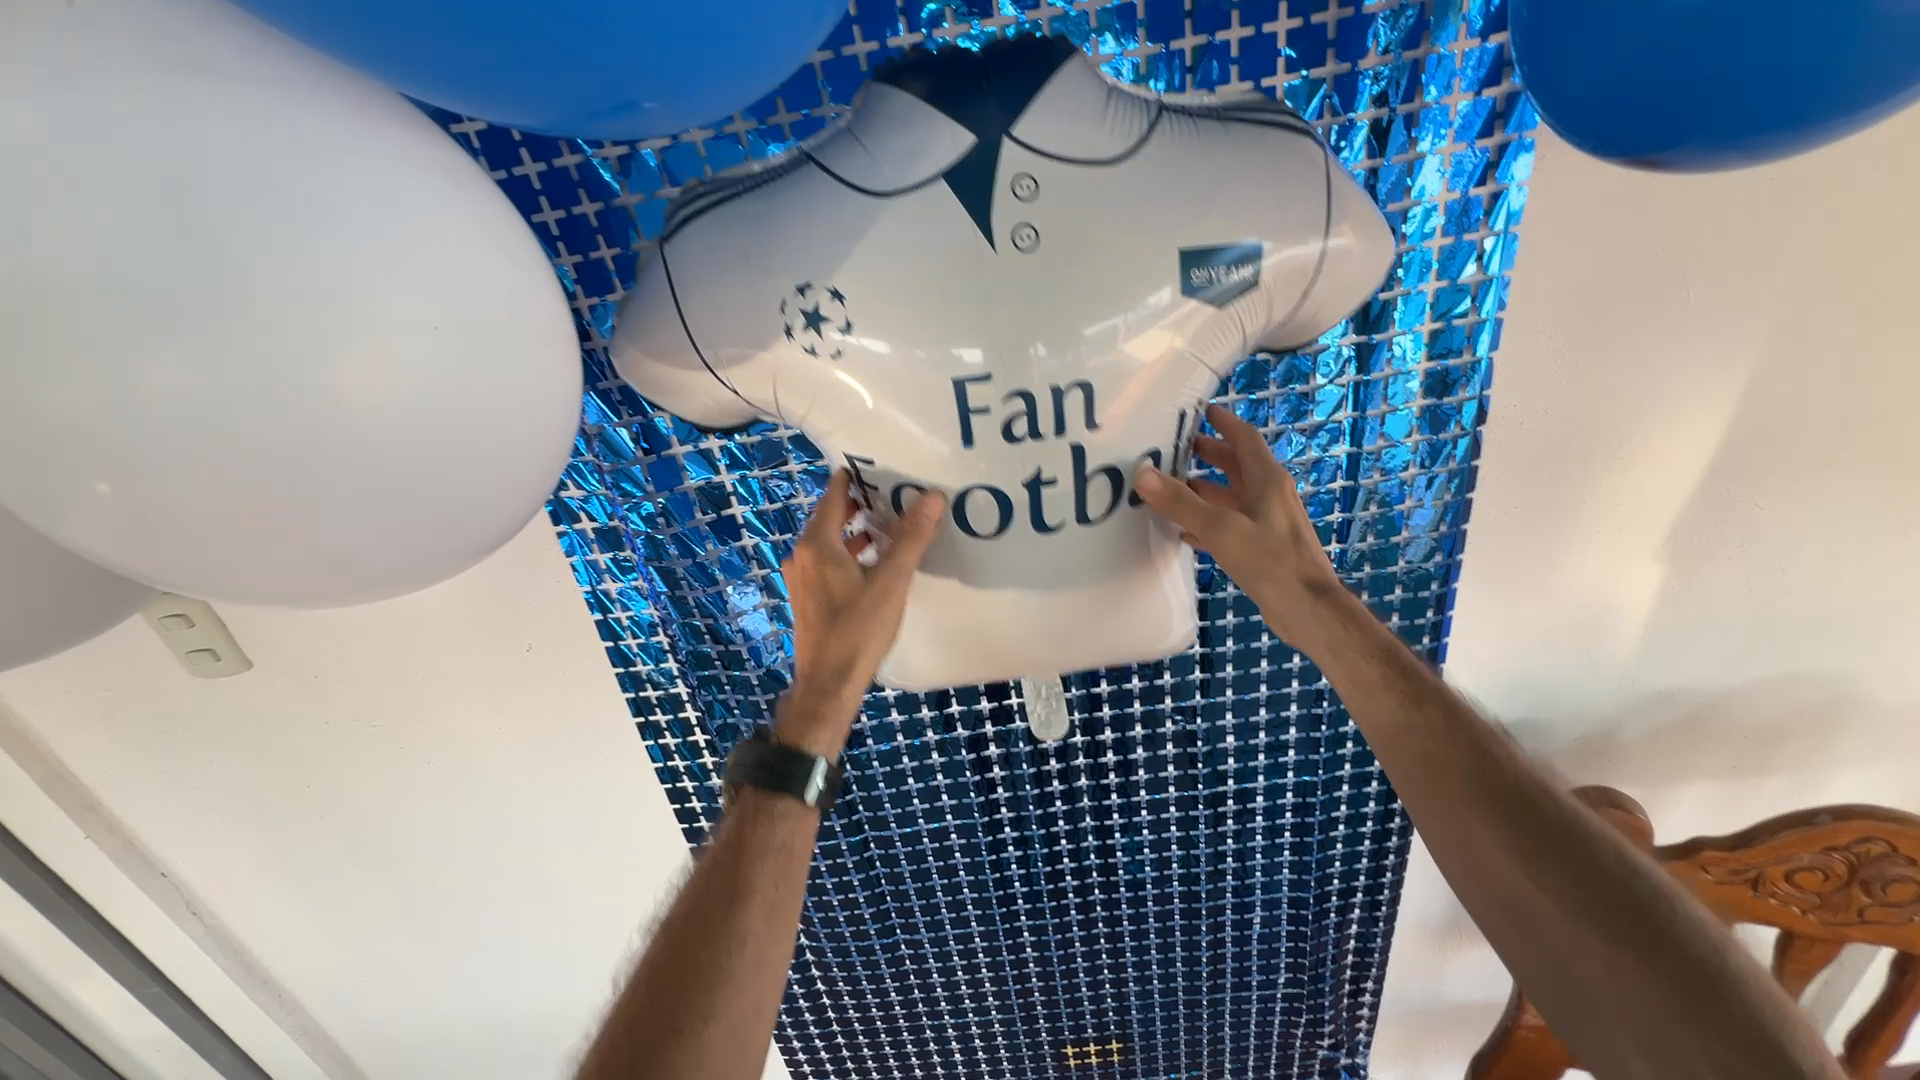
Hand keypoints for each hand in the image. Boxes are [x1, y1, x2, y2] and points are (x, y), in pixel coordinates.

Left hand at [777, 470, 946, 758]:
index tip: (887, 468)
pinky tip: (875, 562)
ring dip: (857, 530)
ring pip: (830, 540)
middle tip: (898, 495)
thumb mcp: (891, 581)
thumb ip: (911, 538)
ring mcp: (802, 577)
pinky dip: (850, 553)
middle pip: (832, 515)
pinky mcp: (808, 597)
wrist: (828, 684)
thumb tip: (933, 496)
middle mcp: (802, 554)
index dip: (858, 477)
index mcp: (817, 543)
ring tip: (891, 525)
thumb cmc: (858, 630)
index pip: (835, 493)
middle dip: (862, 503)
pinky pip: (829, 560)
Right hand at [1134, 403, 1347, 648]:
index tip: (1199, 411)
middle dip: (1209, 454)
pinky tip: (1185, 532)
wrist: (1306, 607)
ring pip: (1233, 496)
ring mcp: (1269, 521)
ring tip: (1171, 489)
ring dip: (1205, 490)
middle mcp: (1270, 495)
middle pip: (1237, 465)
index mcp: (1267, 480)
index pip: (1244, 438)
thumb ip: (1181, 502)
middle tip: (1175, 449)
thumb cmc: (1269, 560)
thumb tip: (1143, 473)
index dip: (1223, 422)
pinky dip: (1209, 522)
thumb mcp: (1220, 528)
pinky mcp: (1264, 546)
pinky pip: (1232, 524)